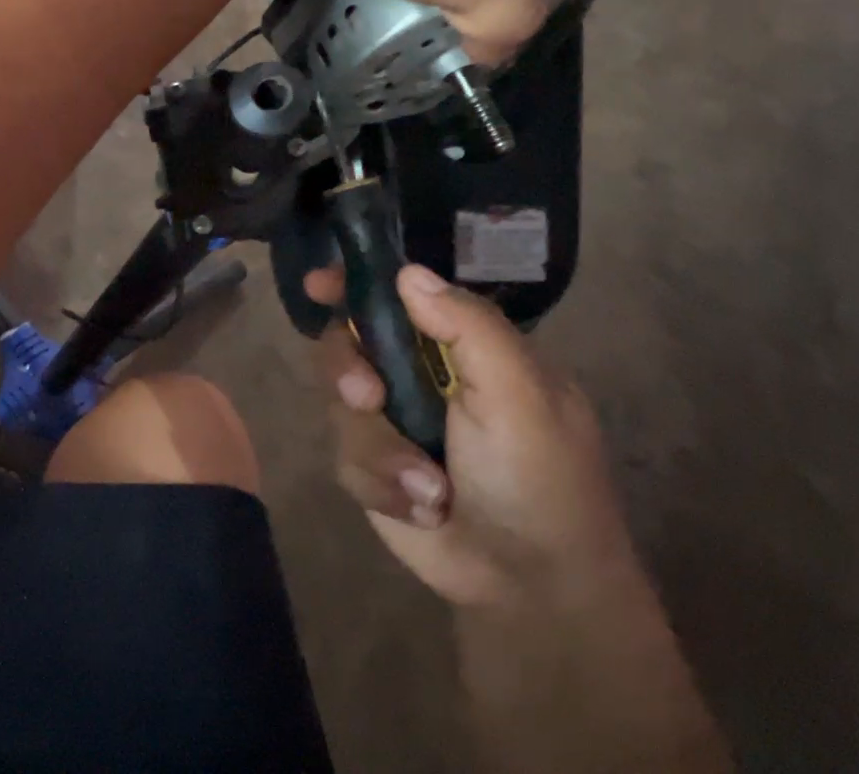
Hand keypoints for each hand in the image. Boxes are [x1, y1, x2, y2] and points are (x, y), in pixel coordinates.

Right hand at [311, 265, 642, 607]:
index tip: (319, 284)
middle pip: (349, 346)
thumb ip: (468, 329)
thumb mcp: (519, 396)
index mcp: (463, 351)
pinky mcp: (373, 470)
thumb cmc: (539, 481)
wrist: (530, 585)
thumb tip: (409, 272)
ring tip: (430, 490)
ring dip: (382, 450)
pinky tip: (423, 509)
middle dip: (349, 371)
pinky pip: (343, 457)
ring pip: (340, 407)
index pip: (401, 299)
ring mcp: (394, 426)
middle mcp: (421, 380)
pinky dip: (382, 485)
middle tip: (366, 398)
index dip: (356, 287)